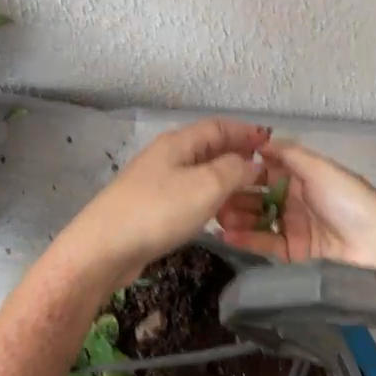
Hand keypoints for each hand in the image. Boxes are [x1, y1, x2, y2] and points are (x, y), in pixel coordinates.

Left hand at [46, 118, 269, 295]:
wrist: (105, 248)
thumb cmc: (158, 211)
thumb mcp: (205, 186)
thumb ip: (233, 170)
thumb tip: (252, 163)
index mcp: (178, 143)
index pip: (218, 126)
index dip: (245, 132)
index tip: (271, 142)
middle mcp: (166, 156)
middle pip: (209, 149)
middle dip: (239, 158)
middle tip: (268, 174)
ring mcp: (157, 183)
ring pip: (200, 175)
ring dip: (226, 183)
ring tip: (251, 199)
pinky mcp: (153, 209)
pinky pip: (190, 197)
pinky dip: (210, 202)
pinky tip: (221, 217)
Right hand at [215, 141, 375, 283]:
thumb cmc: (350, 204)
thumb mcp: (322, 170)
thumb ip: (290, 154)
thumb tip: (261, 141)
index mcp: (309, 177)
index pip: (270, 169)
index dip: (247, 167)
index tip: (221, 166)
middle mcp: (301, 201)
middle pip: (261, 195)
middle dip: (236, 194)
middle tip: (212, 195)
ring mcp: (297, 229)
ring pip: (259, 219)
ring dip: (237, 216)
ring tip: (216, 215)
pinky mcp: (294, 256)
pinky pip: (265, 245)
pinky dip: (245, 240)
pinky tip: (226, 235)